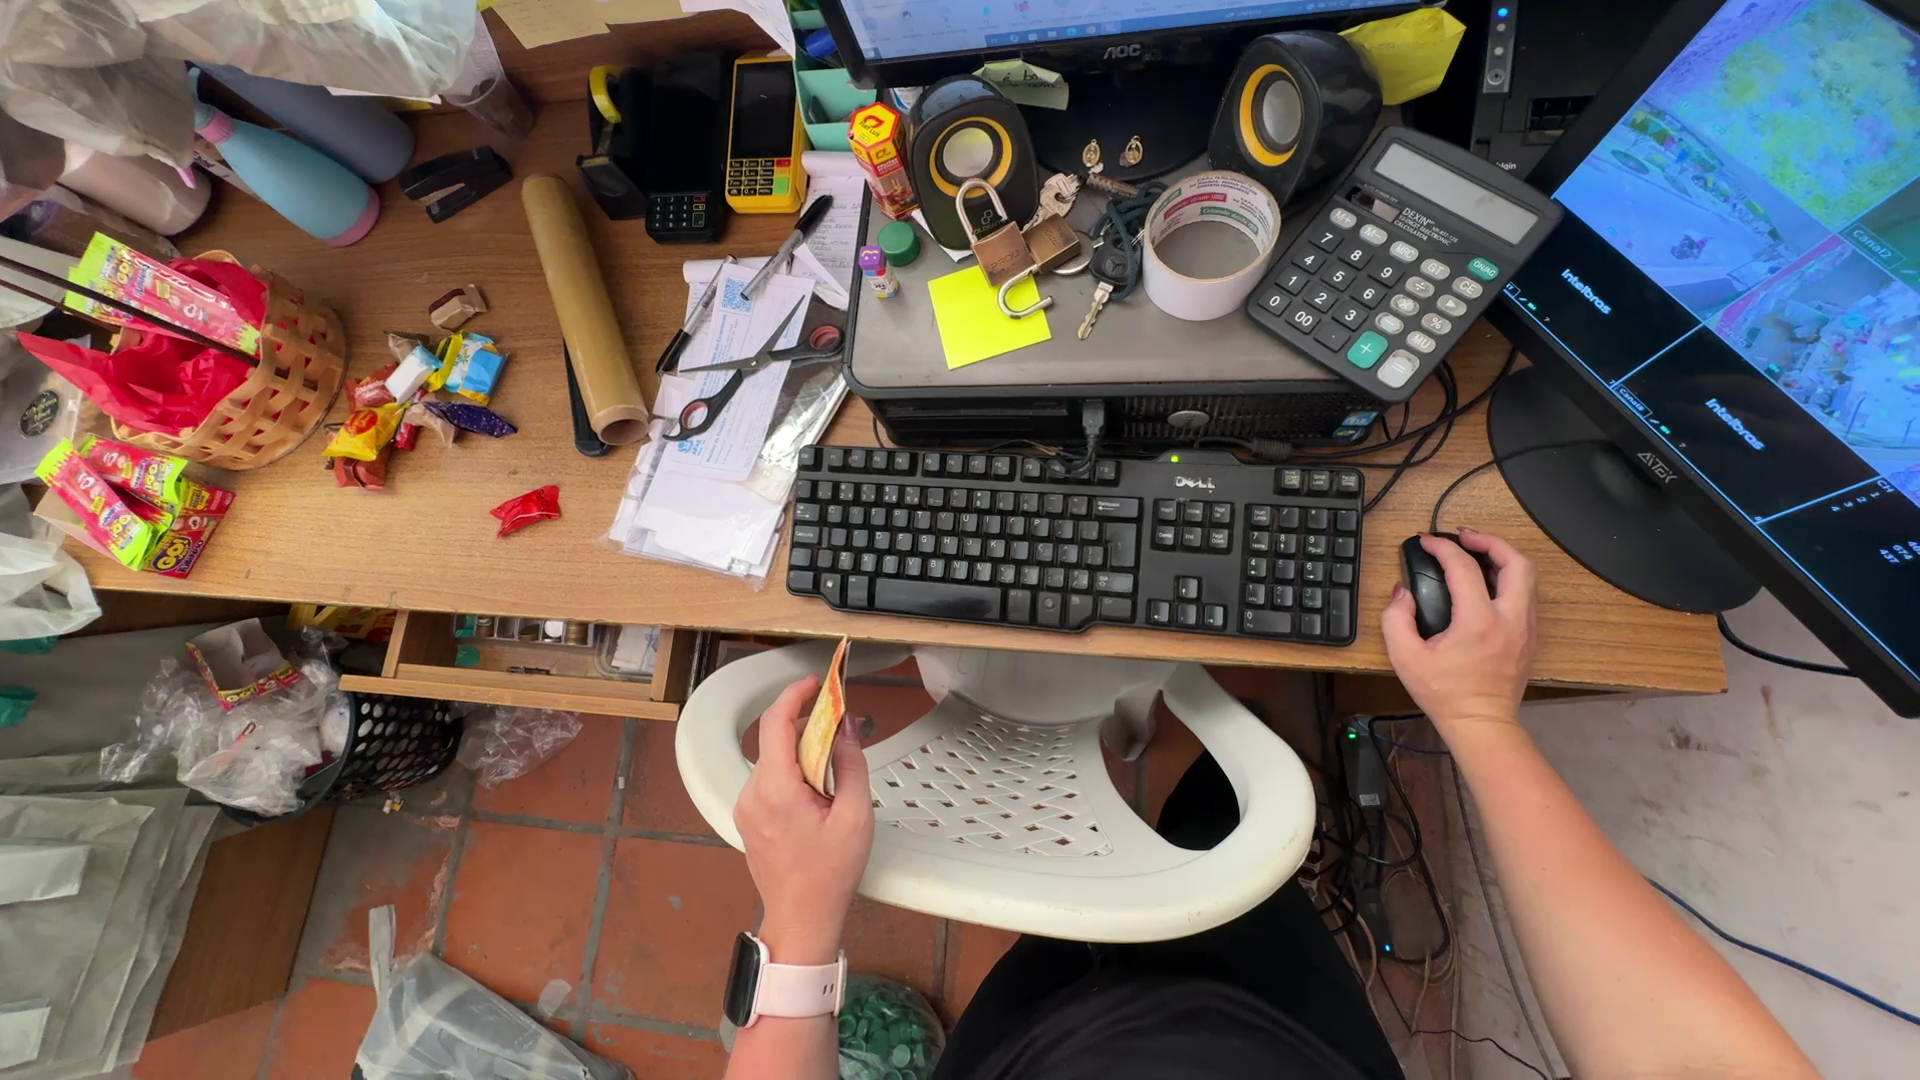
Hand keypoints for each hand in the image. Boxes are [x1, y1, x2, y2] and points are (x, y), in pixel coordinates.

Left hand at [734, 673, 873, 965]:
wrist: (801, 919)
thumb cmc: (831, 872)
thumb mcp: (856, 816)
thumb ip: (851, 764)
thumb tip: (846, 727)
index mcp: (776, 789)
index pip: (775, 724)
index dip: (794, 695)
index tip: (817, 683)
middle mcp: (753, 793)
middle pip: (775, 739)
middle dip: (806, 723)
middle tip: (839, 722)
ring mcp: (747, 806)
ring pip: (773, 758)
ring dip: (801, 747)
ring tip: (834, 759)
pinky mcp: (750, 817)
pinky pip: (770, 777)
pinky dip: (793, 767)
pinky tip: (818, 784)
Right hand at [1381, 529, 1536, 738]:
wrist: (1480, 721)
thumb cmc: (1443, 692)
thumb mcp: (1404, 656)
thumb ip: (1396, 618)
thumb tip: (1403, 593)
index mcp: (1478, 622)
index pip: (1464, 568)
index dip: (1442, 548)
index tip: (1425, 541)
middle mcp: (1509, 620)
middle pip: (1516, 563)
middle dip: (1491, 542)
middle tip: (1464, 537)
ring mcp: (1524, 628)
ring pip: (1527, 577)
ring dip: (1503, 558)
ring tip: (1476, 553)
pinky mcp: (1528, 636)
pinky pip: (1525, 595)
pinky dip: (1508, 578)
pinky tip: (1486, 581)